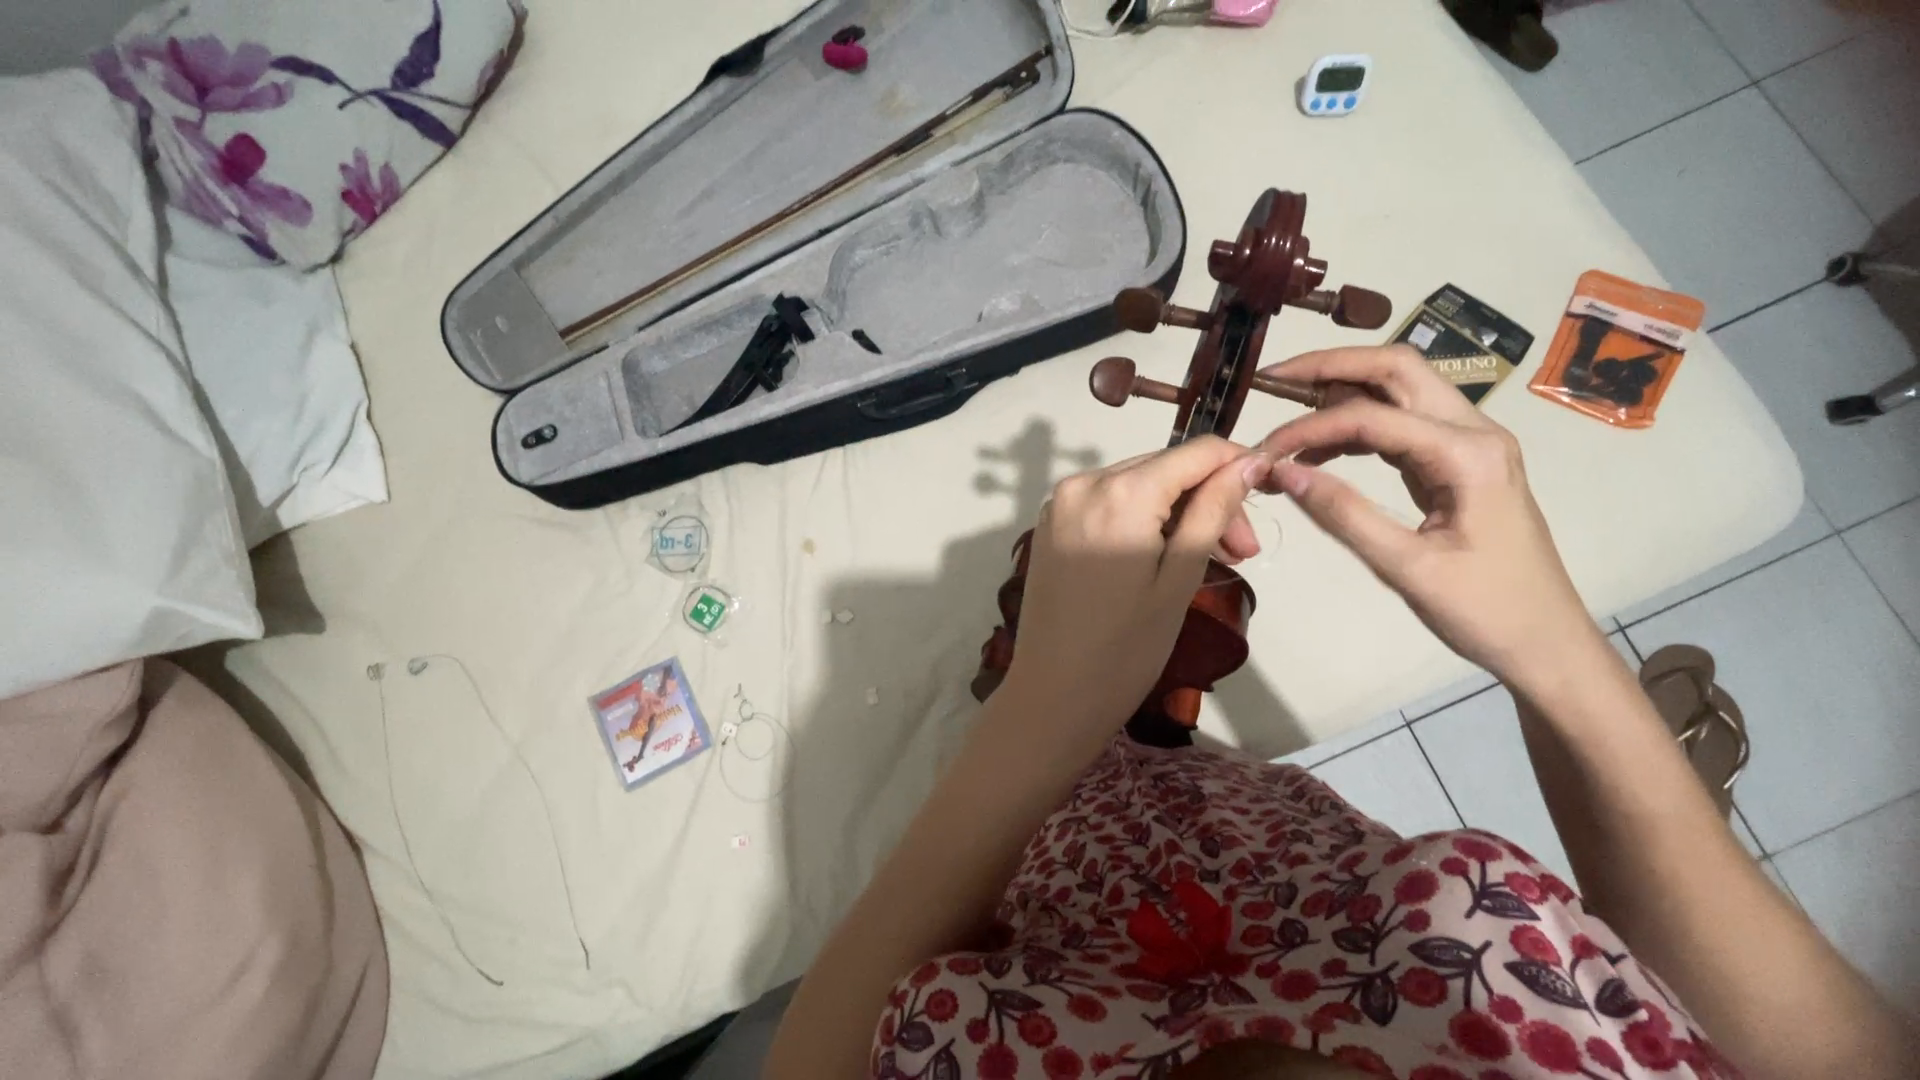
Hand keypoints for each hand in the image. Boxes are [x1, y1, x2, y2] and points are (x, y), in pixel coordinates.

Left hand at [1004, 436, 1268, 731]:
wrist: (1053, 697)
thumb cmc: (1126, 649)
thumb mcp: (1179, 579)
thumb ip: (1213, 512)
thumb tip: (1250, 462)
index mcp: (1119, 492)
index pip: (1196, 452)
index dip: (1239, 465)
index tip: (1268, 498)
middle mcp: (1082, 483)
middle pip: (1165, 468)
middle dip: (1210, 500)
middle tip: (1244, 555)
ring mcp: (1060, 504)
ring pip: (1137, 485)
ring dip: (1178, 512)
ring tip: (1212, 560)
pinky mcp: (1049, 527)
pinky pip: (1108, 504)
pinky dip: (1141, 520)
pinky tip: (1162, 557)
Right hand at [1252, 345, 1599, 684]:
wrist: (1546, 643)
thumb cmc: (1484, 610)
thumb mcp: (1407, 568)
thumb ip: (1343, 514)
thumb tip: (1282, 473)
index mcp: (1468, 454)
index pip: (1370, 417)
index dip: (1309, 427)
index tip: (1262, 453)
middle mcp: (1474, 431)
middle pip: (1396, 369)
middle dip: (1330, 367)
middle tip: (1273, 381)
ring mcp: (1469, 445)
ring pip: (1400, 390)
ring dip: (1343, 393)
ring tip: (1288, 420)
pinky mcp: (1457, 464)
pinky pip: (1402, 425)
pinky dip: (1357, 429)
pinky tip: (1321, 456)